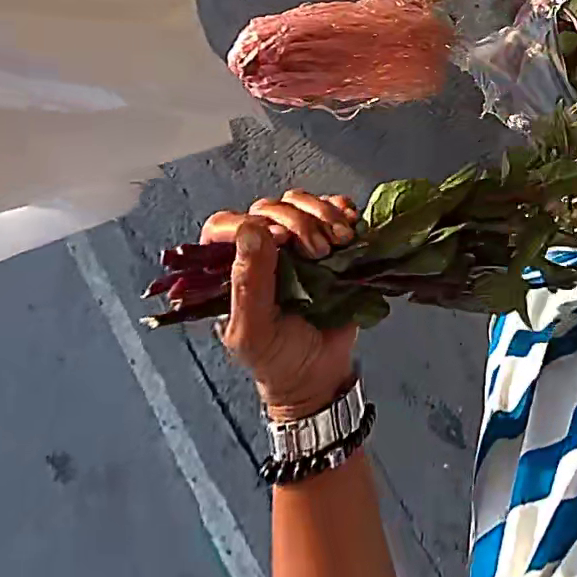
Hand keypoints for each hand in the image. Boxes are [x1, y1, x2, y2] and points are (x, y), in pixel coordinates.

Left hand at [204, 191, 360, 419]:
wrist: (320, 374)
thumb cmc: (278, 358)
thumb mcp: (254, 333)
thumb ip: (248, 286)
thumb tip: (251, 232)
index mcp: (231, 267)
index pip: (225, 226)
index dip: (250, 224)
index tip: (281, 239)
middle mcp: (259, 248)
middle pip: (269, 208)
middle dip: (298, 222)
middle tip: (319, 251)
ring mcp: (293, 240)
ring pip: (298, 202)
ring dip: (322, 213)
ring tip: (340, 241)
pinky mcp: (324, 237)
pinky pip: (330, 207)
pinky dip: (342, 209)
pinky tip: (352, 228)